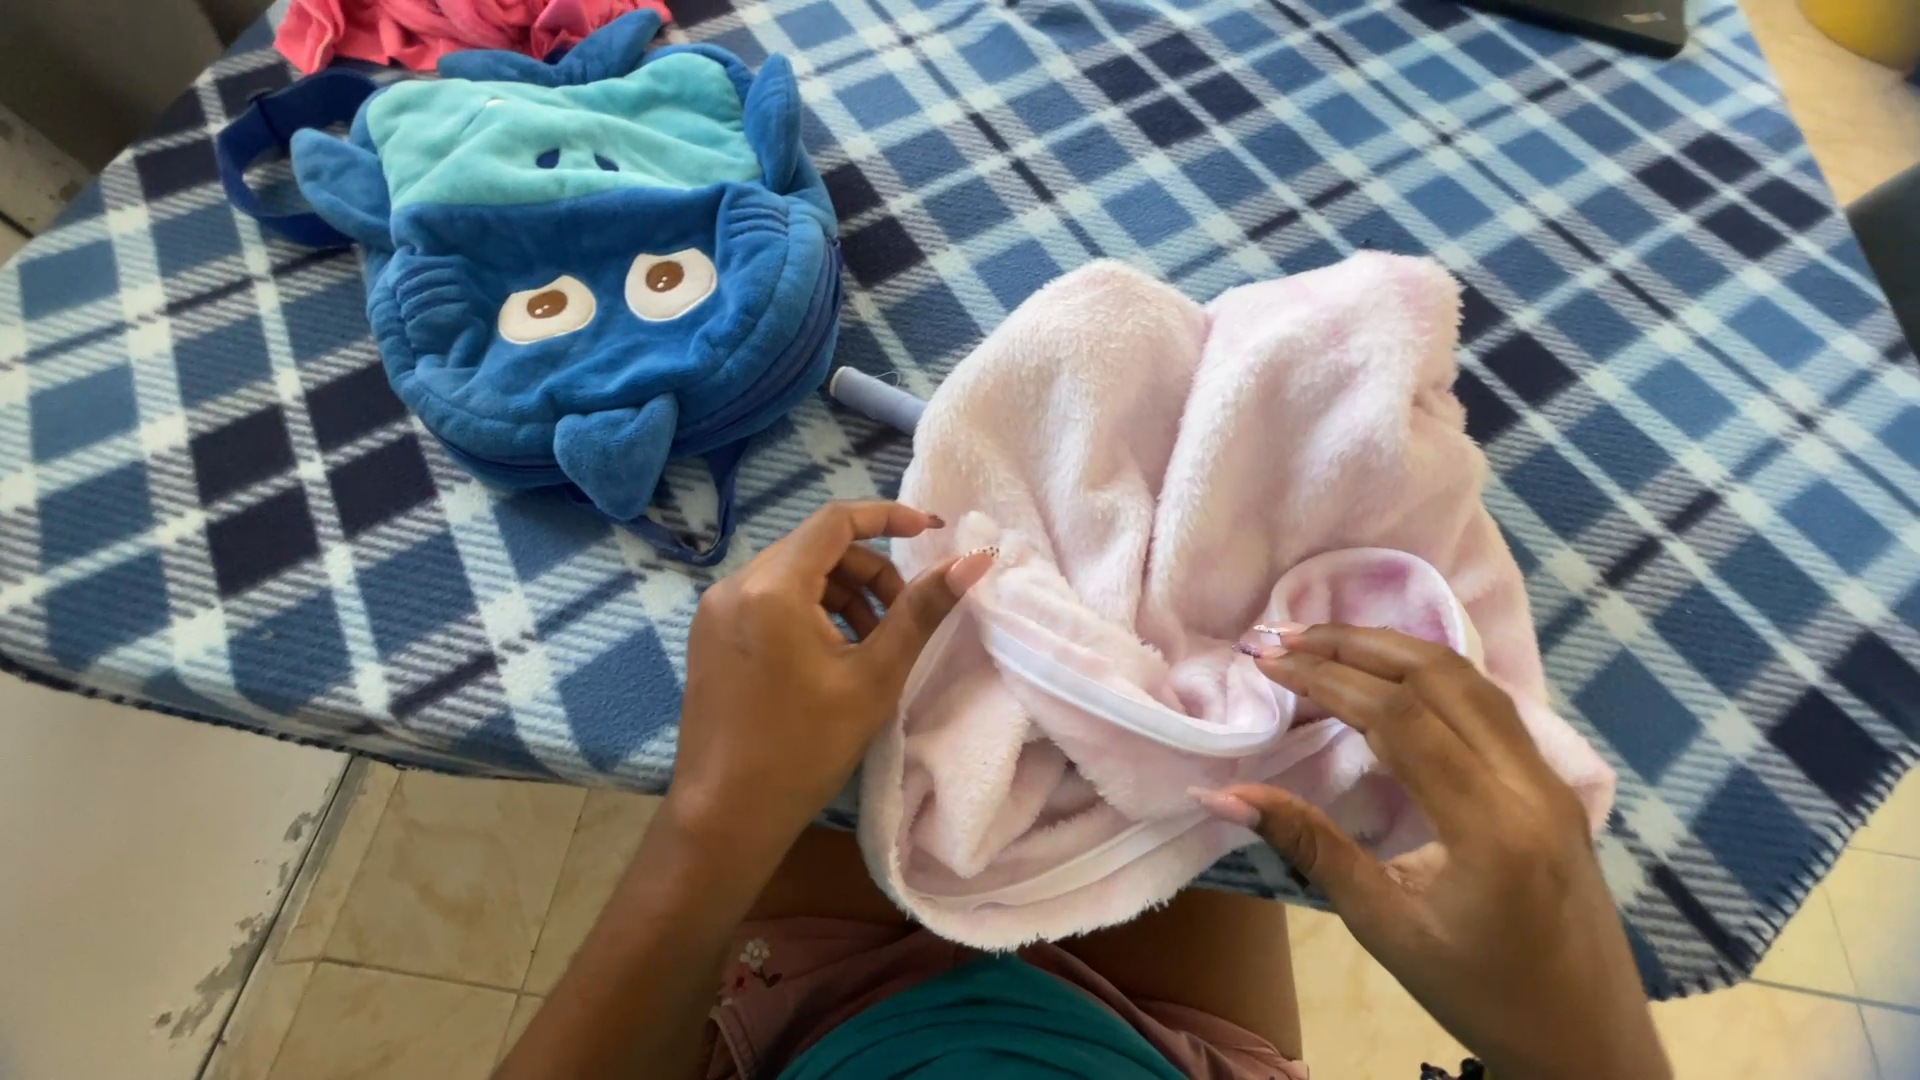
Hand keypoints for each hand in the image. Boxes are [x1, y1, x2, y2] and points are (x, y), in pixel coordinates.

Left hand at [666, 500, 991, 865]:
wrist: (725, 816)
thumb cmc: (805, 748)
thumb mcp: (874, 676)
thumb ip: (921, 611)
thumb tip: (973, 562)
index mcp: (772, 588)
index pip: (836, 521)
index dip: (889, 517)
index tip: (931, 532)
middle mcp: (735, 585)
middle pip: (818, 548)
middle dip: (870, 571)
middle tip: (903, 616)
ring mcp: (716, 610)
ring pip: (796, 574)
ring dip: (844, 594)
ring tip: (873, 644)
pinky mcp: (711, 634)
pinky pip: (771, 598)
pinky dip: (812, 611)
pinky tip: (834, 655)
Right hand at [1198, 625, 1668, 1079]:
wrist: (1591, 1049)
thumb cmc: (1479, 994)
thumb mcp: (1380, 923)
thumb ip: (1304, 843)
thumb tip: (1220, 794)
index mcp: (1490, 825)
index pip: (1399, 716)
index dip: (1326, 678)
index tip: (1267, 662)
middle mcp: (1530, 784)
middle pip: (1437, 676)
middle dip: (1351, 644)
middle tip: (1282, 636)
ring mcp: (1550, 779)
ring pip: (1467, 678)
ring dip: (1389, 648)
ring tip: (1321, 641)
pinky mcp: (1551, 782)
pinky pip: (1484, 701)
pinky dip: (1423, 671)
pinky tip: (1383, 673)